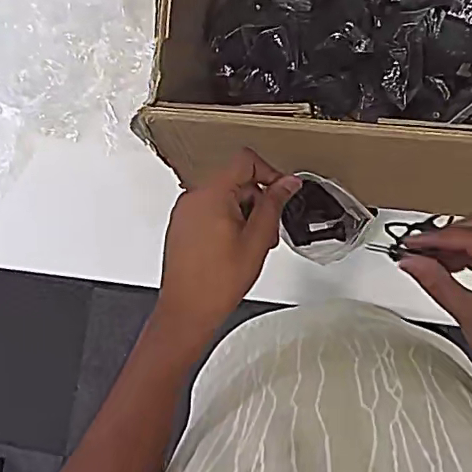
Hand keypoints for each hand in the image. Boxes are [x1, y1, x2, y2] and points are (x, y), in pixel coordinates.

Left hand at [158, 149, 300, 328]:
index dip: (270, 173)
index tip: (282, 191)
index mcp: (211, 195)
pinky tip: (237, 248)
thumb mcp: (257, 239)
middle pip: (236, 180)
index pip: (245, 161)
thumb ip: (274, 204)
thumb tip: (288, 183)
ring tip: (254, 243)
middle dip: (259, 201)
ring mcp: (185, 212)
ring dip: (246, 213)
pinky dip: (229, 221)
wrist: (188, 310)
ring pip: (225, 196)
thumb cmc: (217, 282)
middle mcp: (193, 198)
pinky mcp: (183, 225)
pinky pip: (212, 210)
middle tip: (269, 229)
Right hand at [396, 218, 471, 385]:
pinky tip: (446, 264)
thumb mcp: (468, 313)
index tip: (413, 242)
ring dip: (454, 245)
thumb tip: (413, 262)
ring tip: (427, 257)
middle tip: (417, 246)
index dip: (437, 238)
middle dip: (445, 237)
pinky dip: (466, 255)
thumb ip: (437, 282)